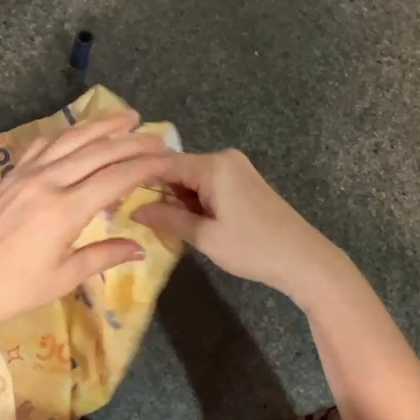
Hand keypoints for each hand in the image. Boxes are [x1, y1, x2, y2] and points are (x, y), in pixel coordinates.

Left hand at [0, 111, 170, 343]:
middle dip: (131, 142)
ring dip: (101, 126)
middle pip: (98, 151)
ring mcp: (27, 174)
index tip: (167, 159)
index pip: (116, 177)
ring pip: (71, 139)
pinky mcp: (12, 175)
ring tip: (126, 117)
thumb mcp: (64, 278)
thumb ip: (103, 256)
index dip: (145, 166)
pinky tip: (79, 132)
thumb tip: (139, 247)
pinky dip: (67, 133)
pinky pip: (44, 144)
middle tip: (157, 136)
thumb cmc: (15, 290)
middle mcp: (49, 181)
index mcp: (66, 209)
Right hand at [132, 149, 353, 304]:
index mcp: (214, 165)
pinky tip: (185, 220)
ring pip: (191, 178)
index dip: (138, 177)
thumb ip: (168, 219)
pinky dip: (194, 200)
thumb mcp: (206, 237)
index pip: (164, 163)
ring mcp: (236, 168)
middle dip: (157, 191)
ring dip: (176, 198)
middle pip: (177, 169)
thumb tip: (134, 210)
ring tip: (154, 221)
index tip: (114, 192)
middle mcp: (224, 158)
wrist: (306, 260)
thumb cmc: (254, 248)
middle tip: (131, 213)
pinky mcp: (243, 181)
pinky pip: (207, 184)